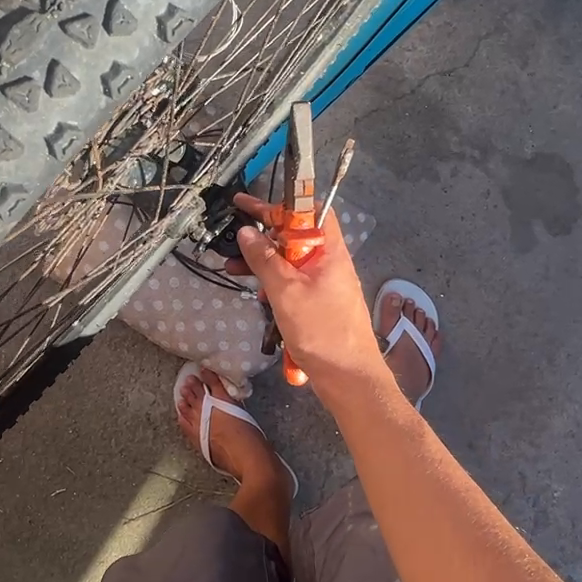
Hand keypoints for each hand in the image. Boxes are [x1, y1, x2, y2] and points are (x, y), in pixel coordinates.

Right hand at [226, 193, 398, 404]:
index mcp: (329, 250)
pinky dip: (273, 284)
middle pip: (294, 236)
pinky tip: (257, 295)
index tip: (251, 205)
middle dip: (263, 236)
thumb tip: (246, 233)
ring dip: (263, 263)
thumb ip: (264, 260)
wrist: (349, 378)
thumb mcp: (285, 291)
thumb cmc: (321, 331)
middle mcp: (329, 262)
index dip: (281, 204)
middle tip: (234, 236)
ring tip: (233, 267)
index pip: (309, 210)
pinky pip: (292, 283)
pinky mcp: (318, 304)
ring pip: (289, 261)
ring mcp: (324, 284)